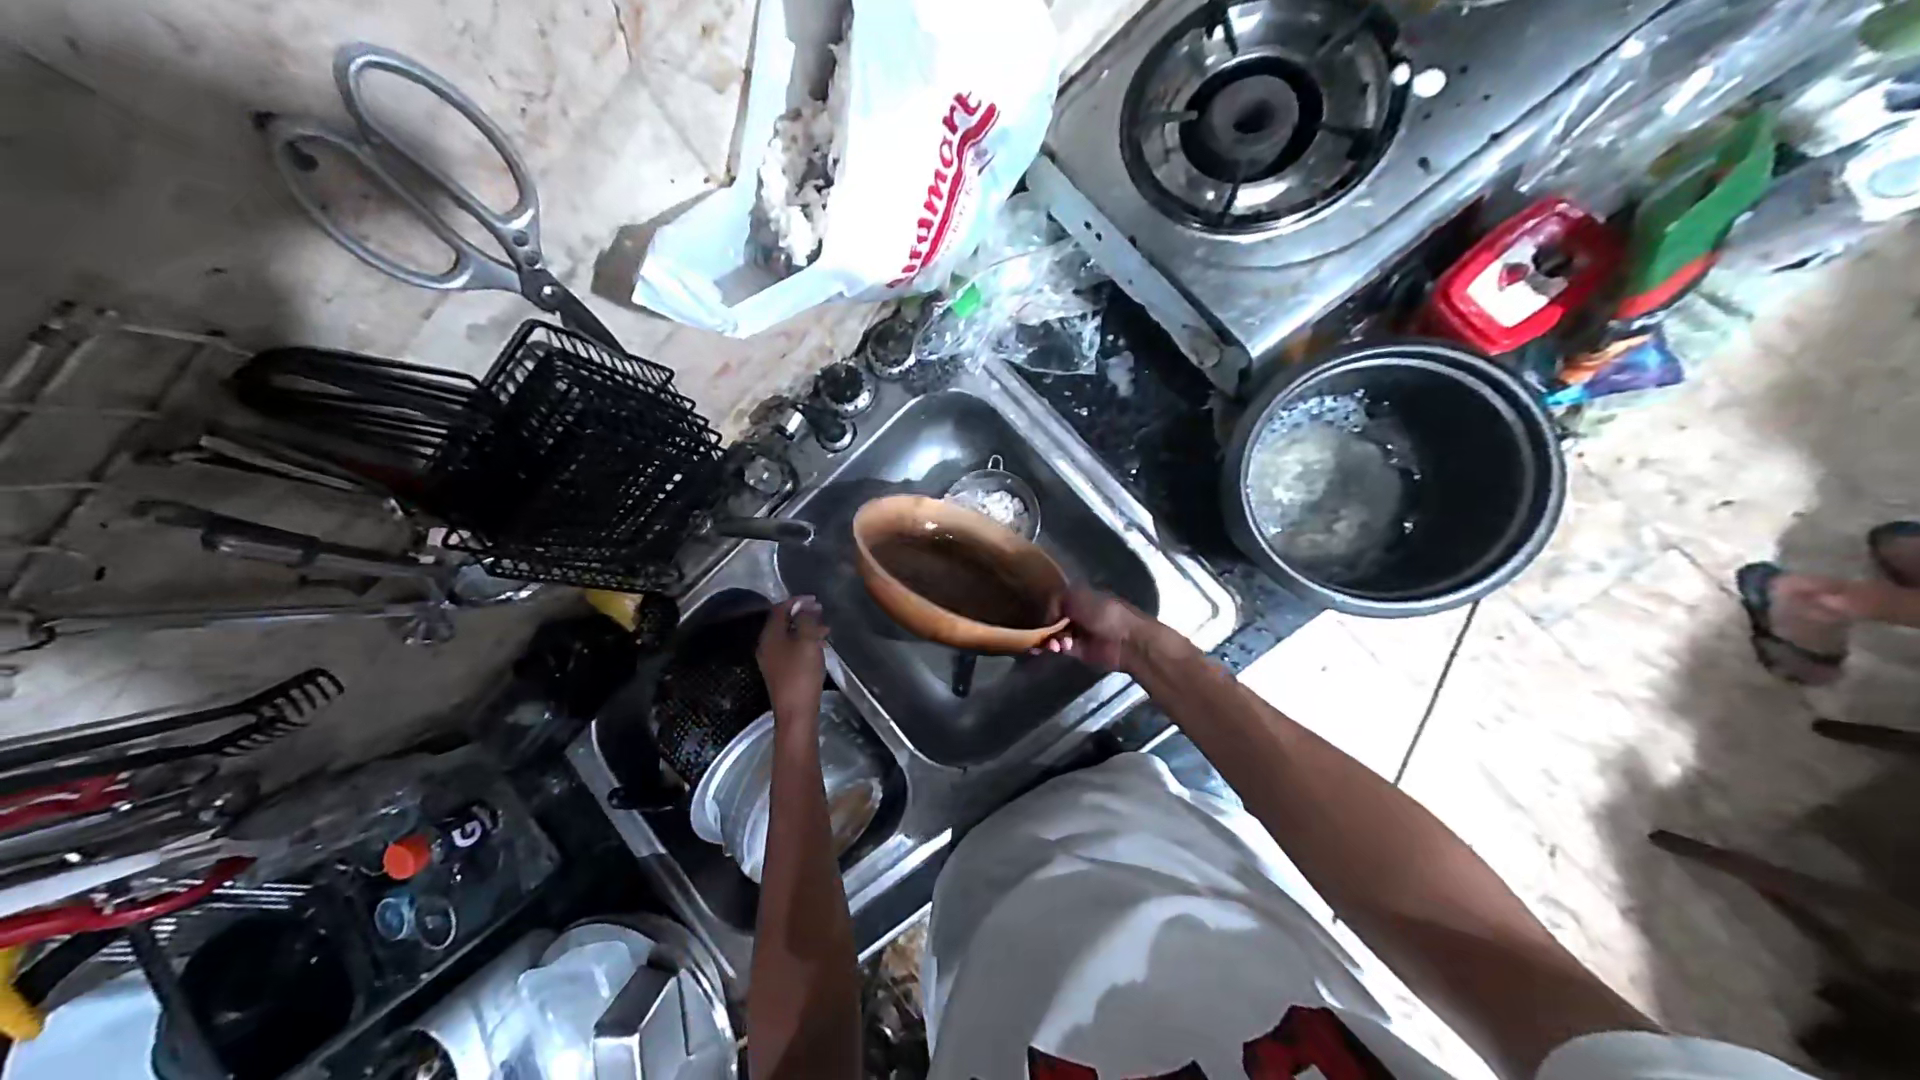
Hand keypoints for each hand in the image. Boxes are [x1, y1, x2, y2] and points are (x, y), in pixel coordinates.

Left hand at [758, 595, 827, 721]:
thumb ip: (806, 621)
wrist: (795, 713)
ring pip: (788, 636)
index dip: (797, 601)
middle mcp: (766, 645)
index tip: (816, 599)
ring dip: (805, 629)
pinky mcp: (780, 671)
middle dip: (802, 614)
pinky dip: (804, 642)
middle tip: (821, 612)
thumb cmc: (801, 674)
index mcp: (770, 636)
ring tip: (825, 629)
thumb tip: (805, 606)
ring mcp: (772, 660)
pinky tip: (819, 647)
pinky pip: (791, 648)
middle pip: (782, 622)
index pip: (780, 609)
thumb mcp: (807, 642)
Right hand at [1037, 586, 1156, 672]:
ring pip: (1054, 635)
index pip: (1056, 601)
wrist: (1126, 639)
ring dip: (1049, 638)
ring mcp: (1078, 633)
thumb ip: (1056, 601)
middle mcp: (1078, 614)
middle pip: (1053, 619)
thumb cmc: (1103, 612)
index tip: (1034, 613)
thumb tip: (1047, 615)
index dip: (1046, 607)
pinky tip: (1055, 648)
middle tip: (1037, 632)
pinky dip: (1055, 648)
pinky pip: (1061, 648)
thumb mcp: (1077, 595)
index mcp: (1081, 597)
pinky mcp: (1079, 651)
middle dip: (1044, 626)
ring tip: (1051, 643)